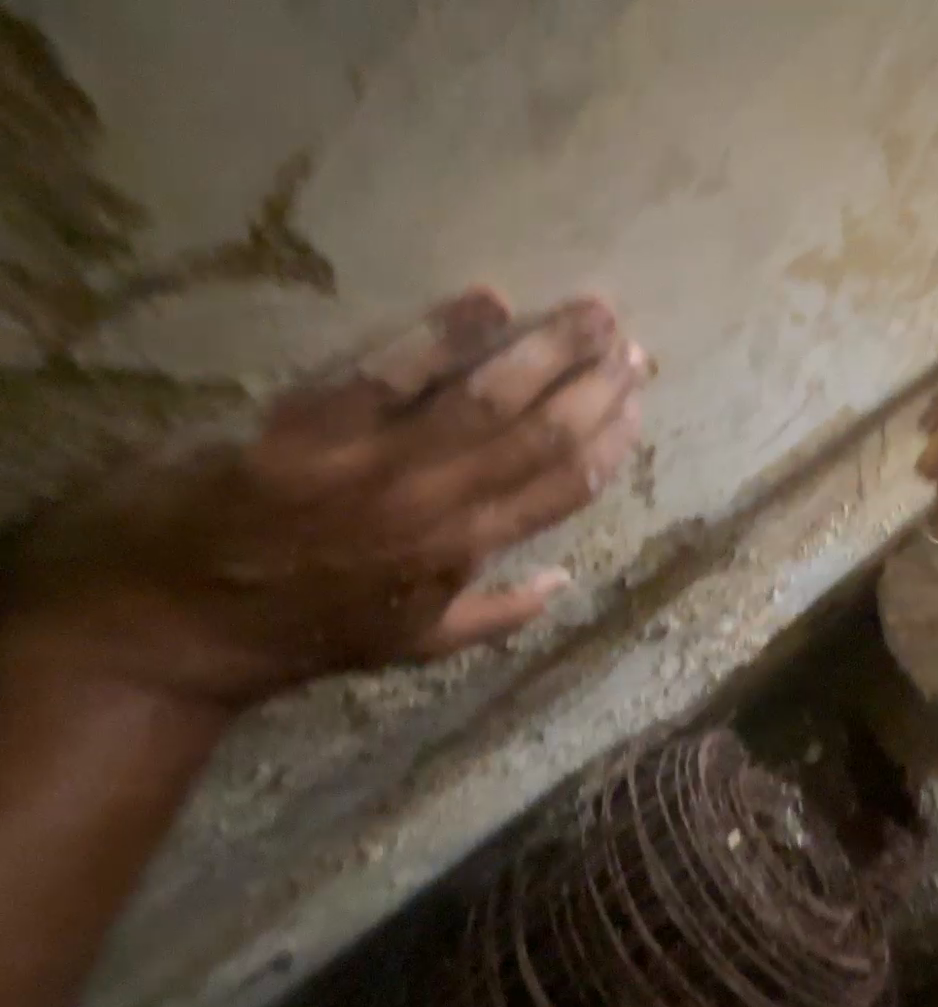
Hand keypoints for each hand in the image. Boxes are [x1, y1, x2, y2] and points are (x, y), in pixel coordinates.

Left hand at [0, 288, 649, 713]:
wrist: (168, 626)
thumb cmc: (308, 631)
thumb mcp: (418, 644)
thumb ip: (501, 614)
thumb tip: (568, 582)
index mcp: (470, 552)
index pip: (566, 486)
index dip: (611, 441)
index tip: (638, 405)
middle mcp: (441, 506)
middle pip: (543, 436)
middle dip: (598, 387)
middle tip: (633, 347)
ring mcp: (376, 465)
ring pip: (488, 400)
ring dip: (550, 352)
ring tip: (596, 314)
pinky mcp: (306, 428)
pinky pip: (386, 373)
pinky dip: (441, 336)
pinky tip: (490, 299)